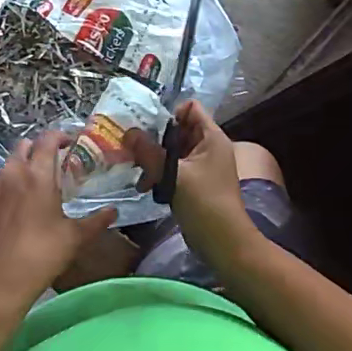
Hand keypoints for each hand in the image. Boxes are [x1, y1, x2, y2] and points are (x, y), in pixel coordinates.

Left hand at [0, 130, 117, 306]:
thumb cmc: (41, 256)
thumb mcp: (75, 238)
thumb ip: (96, 221)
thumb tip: (113, 211)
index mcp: (37, 175)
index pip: (47, 140)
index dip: (58, 137)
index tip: (67, 143)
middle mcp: (8, 174)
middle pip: (22, 149)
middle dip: (35, 153)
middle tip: (47, 170)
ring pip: (2, 172)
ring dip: (15, 178)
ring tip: (25, 200)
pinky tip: (2, 221)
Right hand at [124, 102, 259, 265]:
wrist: (223, 242)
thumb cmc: (204, 202)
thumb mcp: (175, 175)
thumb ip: (150, 152)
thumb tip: (128, 132)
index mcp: (211, 137)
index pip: (191, 108)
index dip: (169, 111)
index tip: (147, 124)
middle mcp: (208, 147)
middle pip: (178, 129)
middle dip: (155, 137)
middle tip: (131, 146)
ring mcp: (201, 166)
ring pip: (173, 150)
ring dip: (154, 158)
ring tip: (137, 171)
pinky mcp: (193, 182)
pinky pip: (173, 168)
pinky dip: (159, 173)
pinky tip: (145, 186)